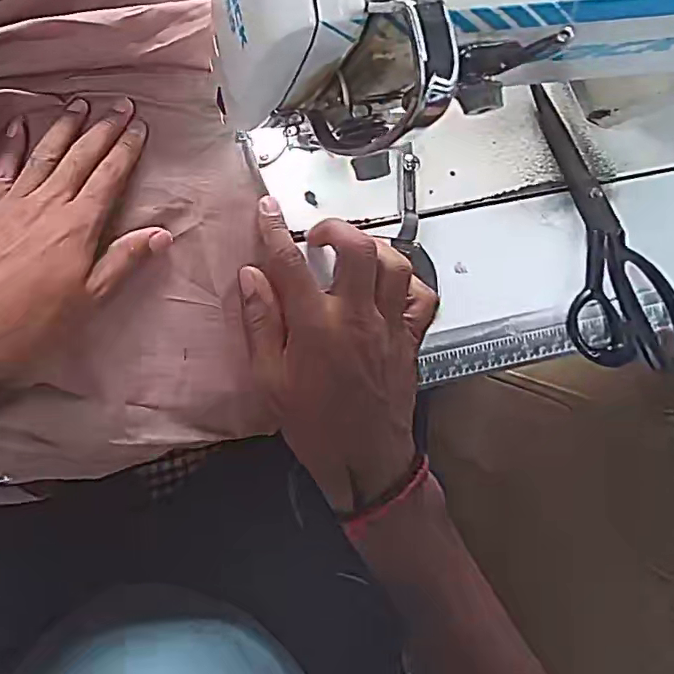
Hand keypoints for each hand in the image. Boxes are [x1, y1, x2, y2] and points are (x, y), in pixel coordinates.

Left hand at [0, 98, 170, 441]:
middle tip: (121, 104)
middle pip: (81, 156)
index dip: (126, 149)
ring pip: (45, 153)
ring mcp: (13, 201)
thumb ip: (124, 260)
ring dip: (65, 126)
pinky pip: (2, 167)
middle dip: (104, 128)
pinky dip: (12, 143)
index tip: (139, 127)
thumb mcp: (89, 300)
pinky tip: (18, 125)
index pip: (109, 176)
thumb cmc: (32, 323)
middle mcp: (48, 203)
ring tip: (80, 103)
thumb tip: (162, 232)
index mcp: (78, 224)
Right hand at [239, 197, 439, 513]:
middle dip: (335, 228)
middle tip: (318, 232)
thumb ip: (260, 322)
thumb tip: (251, 278)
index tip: (268, 211)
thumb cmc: (315, 425)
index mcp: (316, 328)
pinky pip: (422, 297)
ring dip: (371, 246)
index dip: (276, 230)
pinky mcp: (410, 340)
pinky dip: (407, 279)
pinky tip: (388, 281)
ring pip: (394, 265)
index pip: (291, 263)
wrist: (365, 462)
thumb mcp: (269, 379)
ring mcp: (389, 328)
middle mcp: (356, 320)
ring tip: (351, 250)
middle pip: (357, 250)